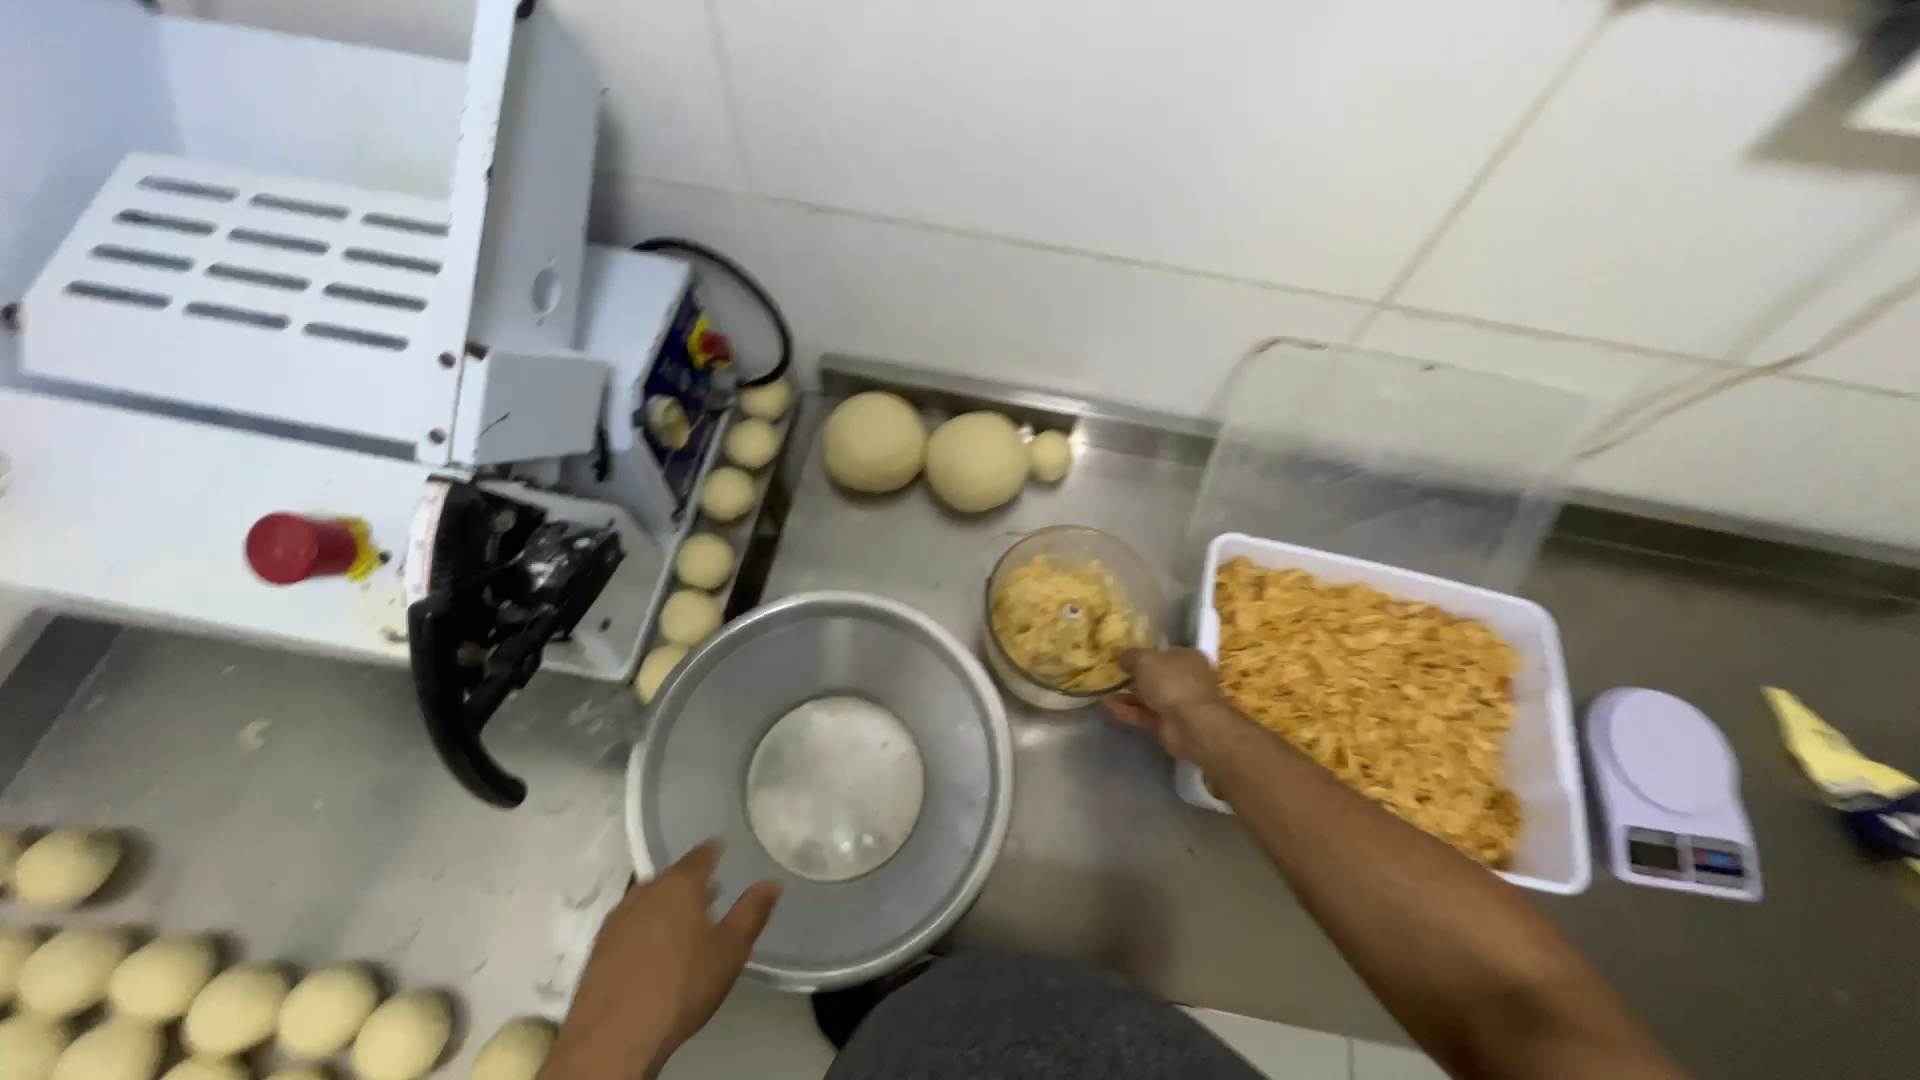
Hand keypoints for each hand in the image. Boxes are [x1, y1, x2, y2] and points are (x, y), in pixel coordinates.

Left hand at [544, 843, 780, 1079]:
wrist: (614, 1036)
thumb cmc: (682, 985)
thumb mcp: (731, 950)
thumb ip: (752, 911)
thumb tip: (772, 882)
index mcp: (679, 885)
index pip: (700, 855)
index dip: (714, 851)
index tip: (723, 850)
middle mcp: (645, 892)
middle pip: (671, 877)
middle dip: (690, 882)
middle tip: (710, 892)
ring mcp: (617, 919)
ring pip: (648, 900)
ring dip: (666, 905)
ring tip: (684, 922)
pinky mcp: (599, 948)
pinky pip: (630, 924)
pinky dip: (645, 927)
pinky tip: (654, 950)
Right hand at [1102, 647, 1236, 763]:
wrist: (1192, 724)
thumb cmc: (1172, 682)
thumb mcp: (1145, 660)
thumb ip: (1131, 656)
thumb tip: (1122, 657)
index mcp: (1188, 658)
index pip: (1165, 653)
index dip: (1145, 654)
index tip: (1124, 658)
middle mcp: (1186, 679)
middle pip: (1156, 676)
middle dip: (1133, 677)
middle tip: (1110, 676)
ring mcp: (1178, 703)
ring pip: (1148, 697)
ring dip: (1126, 696)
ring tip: (1102, 693)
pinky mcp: (1169, 724)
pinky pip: (1144, 714)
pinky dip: (1128, 711)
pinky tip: (1107, 707)